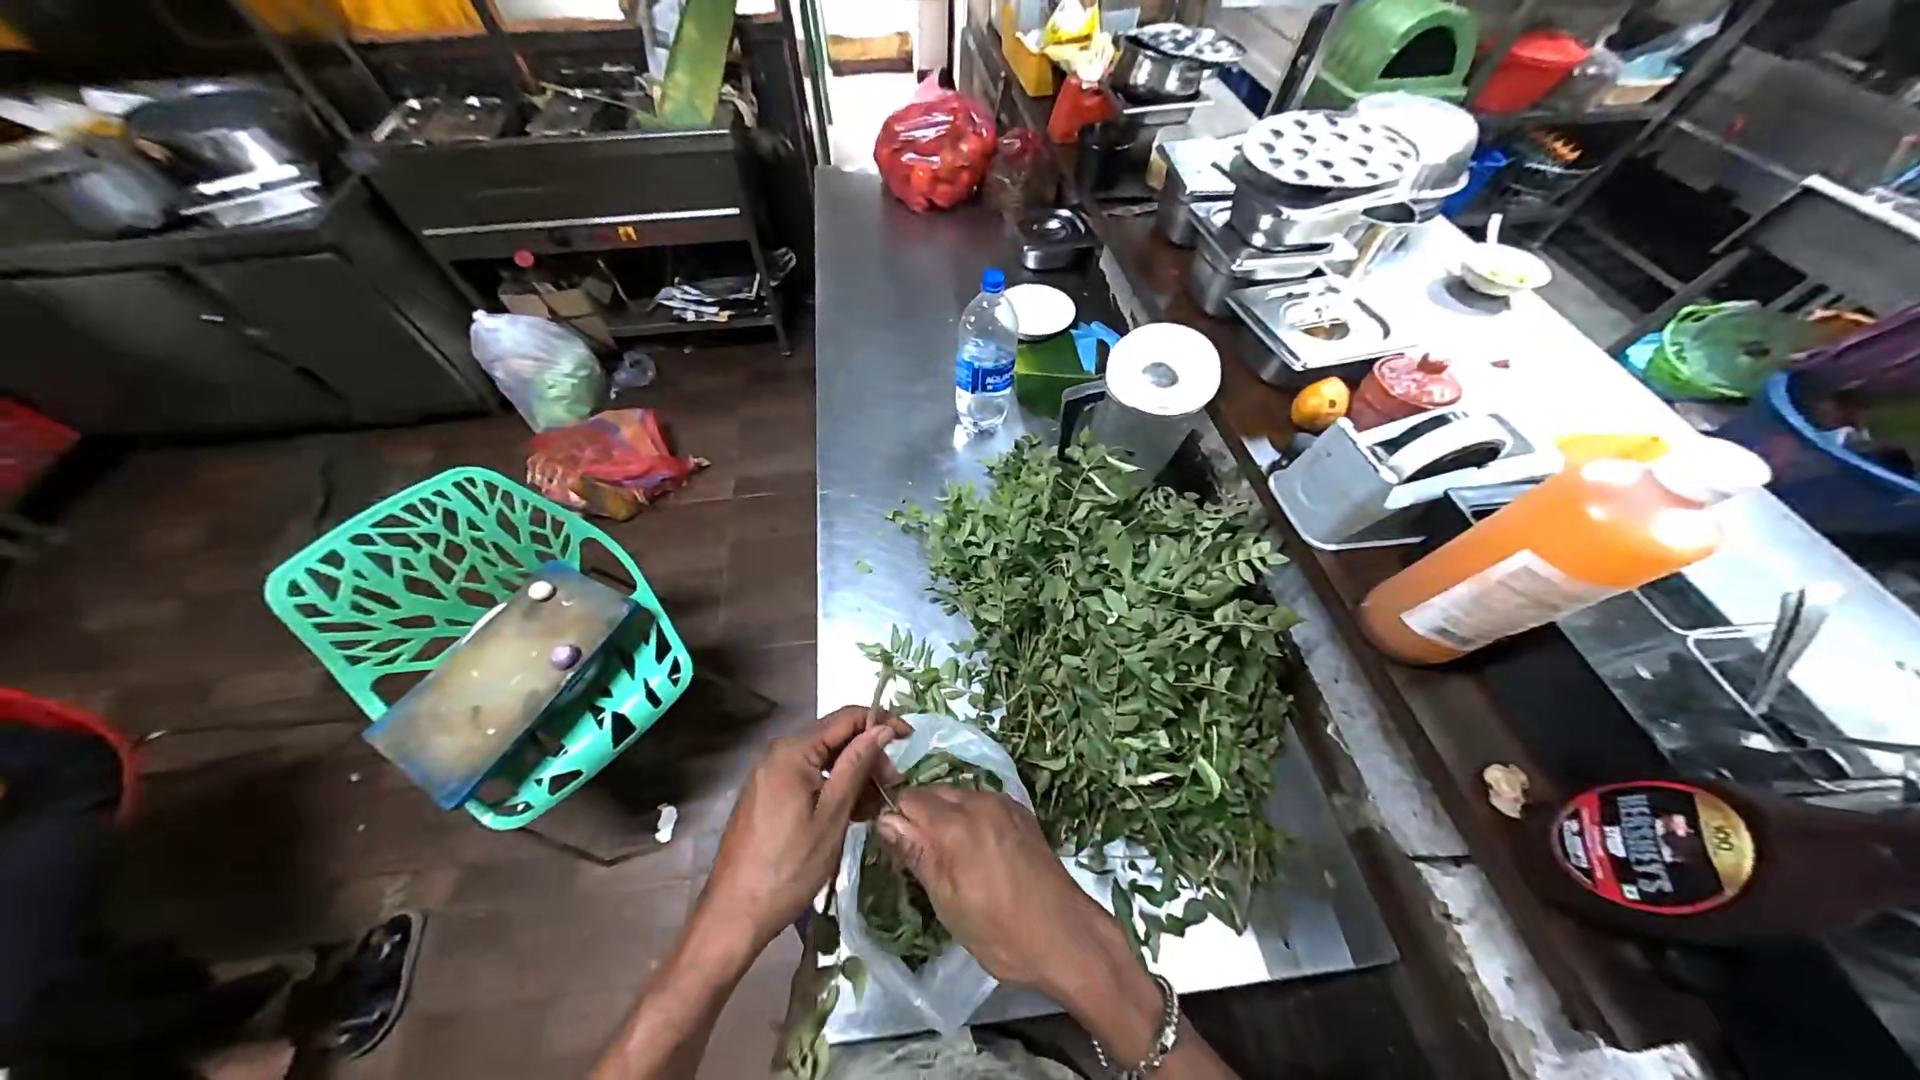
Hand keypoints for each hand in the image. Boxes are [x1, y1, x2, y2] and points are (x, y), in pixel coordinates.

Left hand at [698, 706, 912, 947]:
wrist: (734, 914)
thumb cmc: (788, 867)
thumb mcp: (831, 815)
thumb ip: (857, 765)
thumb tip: (882, 729)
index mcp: (793, 751)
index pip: (846, 717)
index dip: (881, 721)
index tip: (909, 739)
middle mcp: (778, 753)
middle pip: (834, 737)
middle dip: (868, 755)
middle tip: (892, 787)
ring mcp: (769, 773)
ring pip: (823, 759)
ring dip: (853, 775)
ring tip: (874, 806)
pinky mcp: (767, 793)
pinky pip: (808, 776)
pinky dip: (833, 787)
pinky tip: (850, 812)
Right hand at [876, 788, 1211, 1069]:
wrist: (1068, 937)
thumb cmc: (1001, 932)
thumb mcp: (947, 902)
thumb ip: (916, 854)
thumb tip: (885, 821)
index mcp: (955, 823)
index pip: (908, 798)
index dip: (895, 820)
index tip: (895, 849)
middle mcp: (979, 801)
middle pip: (932, 792)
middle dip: (919, 816)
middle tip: (919, 857)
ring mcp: (1004, 804)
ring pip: (957, 795)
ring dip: (945, 816)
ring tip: (949, 857)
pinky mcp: (1021, 812)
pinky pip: (982, 802)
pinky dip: (970, 817)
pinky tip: (977, 851)